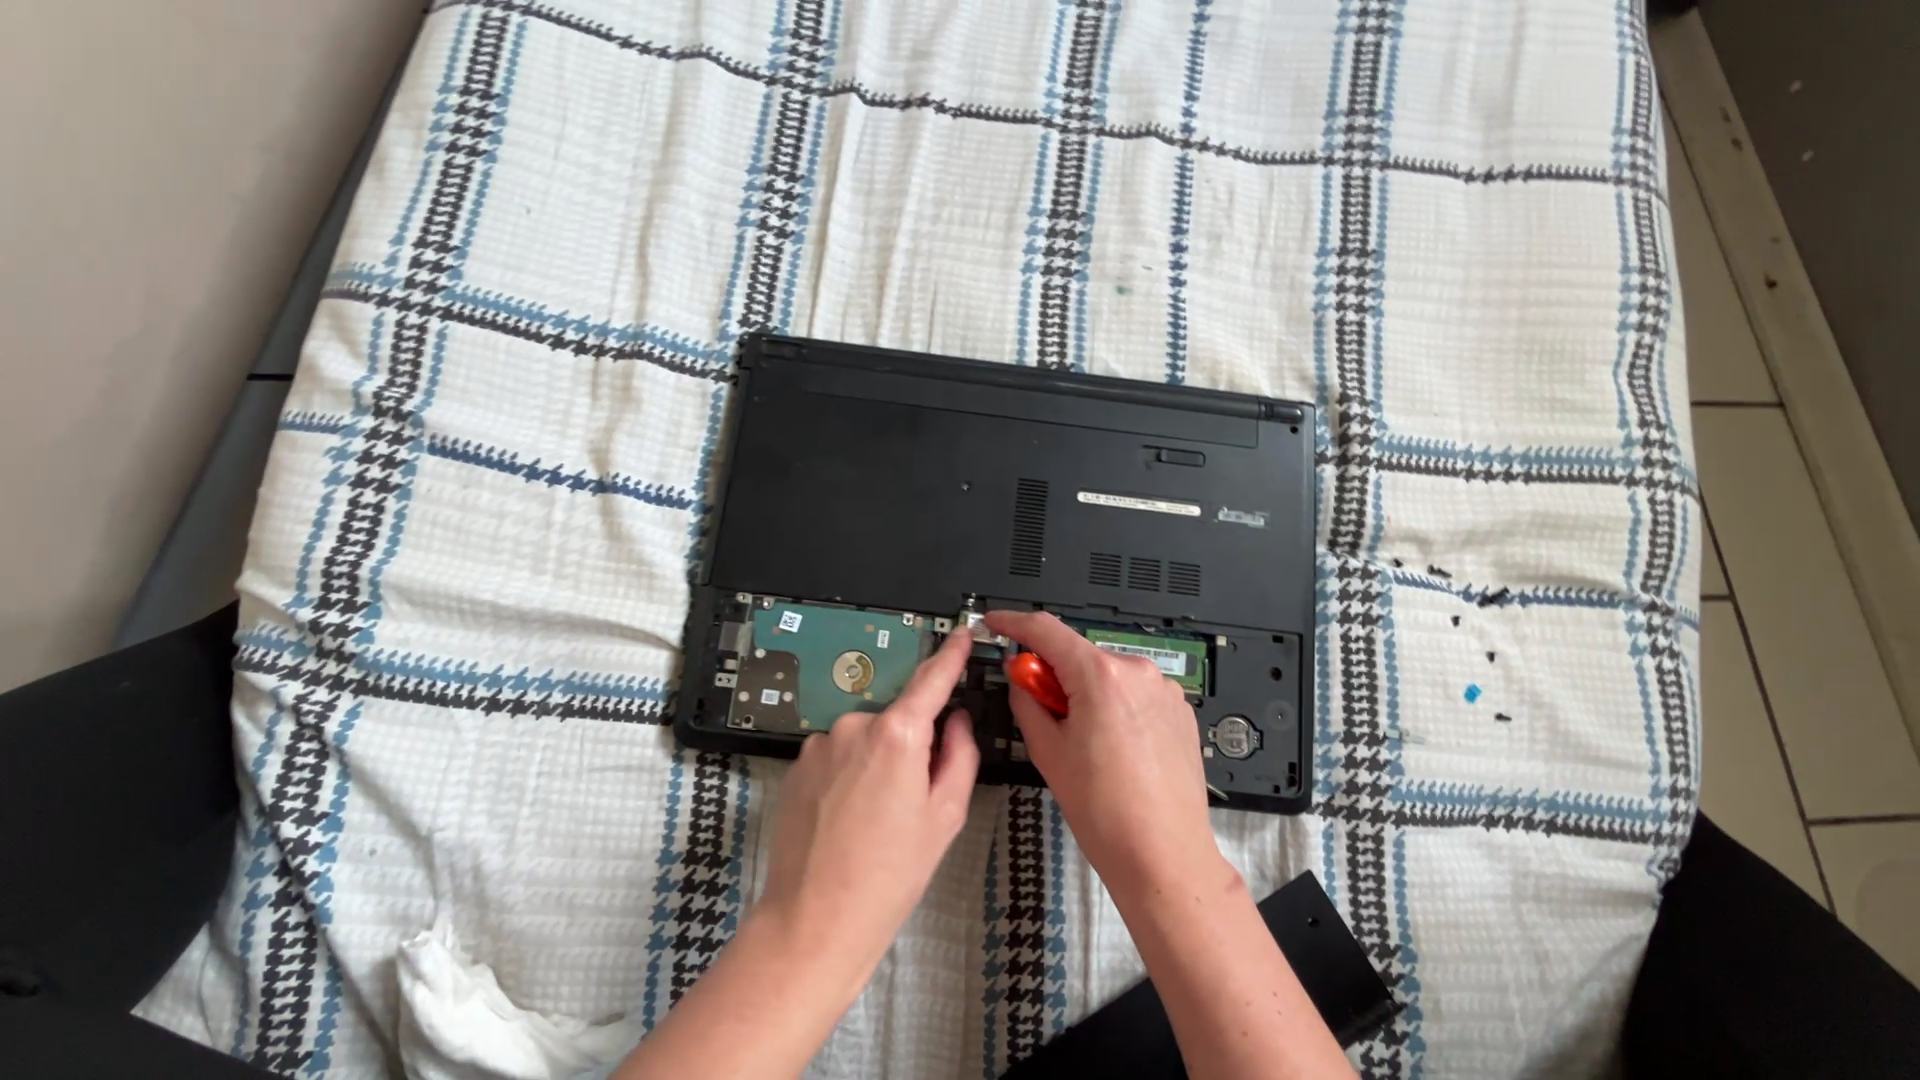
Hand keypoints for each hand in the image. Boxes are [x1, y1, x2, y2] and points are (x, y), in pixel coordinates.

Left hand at [755, 629, 979, 976]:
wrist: (815, 918)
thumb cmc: (889, 874)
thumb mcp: (944, 817)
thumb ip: (959, 755)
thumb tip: (955, 722)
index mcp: (897, 735)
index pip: (931, 680)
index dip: (950, 654)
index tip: (962, 633)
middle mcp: (854, 726)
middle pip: (898, 719)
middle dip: (912, 746)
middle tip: (914, 801)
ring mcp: (820, 743)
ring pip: (867, 740)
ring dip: (878, 763)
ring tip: (875, 820)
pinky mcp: (797, 764)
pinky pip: (838, 755)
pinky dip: (850, 775)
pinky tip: (848, 819)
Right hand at [983, 610, 1230, 904]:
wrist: (1162, 854)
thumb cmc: (1109, 813)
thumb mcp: (1047, 752)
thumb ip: (1027, 700)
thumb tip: (1020, 676)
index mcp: (1102, 677)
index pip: (1046, 629)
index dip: (1014, 623)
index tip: (998, 623)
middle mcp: (1138, 673)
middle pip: (1078, 653)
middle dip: (1052, 673)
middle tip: (1037, 708)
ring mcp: (1163, 690)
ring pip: (1106, 674)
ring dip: (1085, 691)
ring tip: (1081, 742)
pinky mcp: (1179, 709)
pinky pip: (1133, 692)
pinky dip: (1113, 706)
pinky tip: (1110, 747)